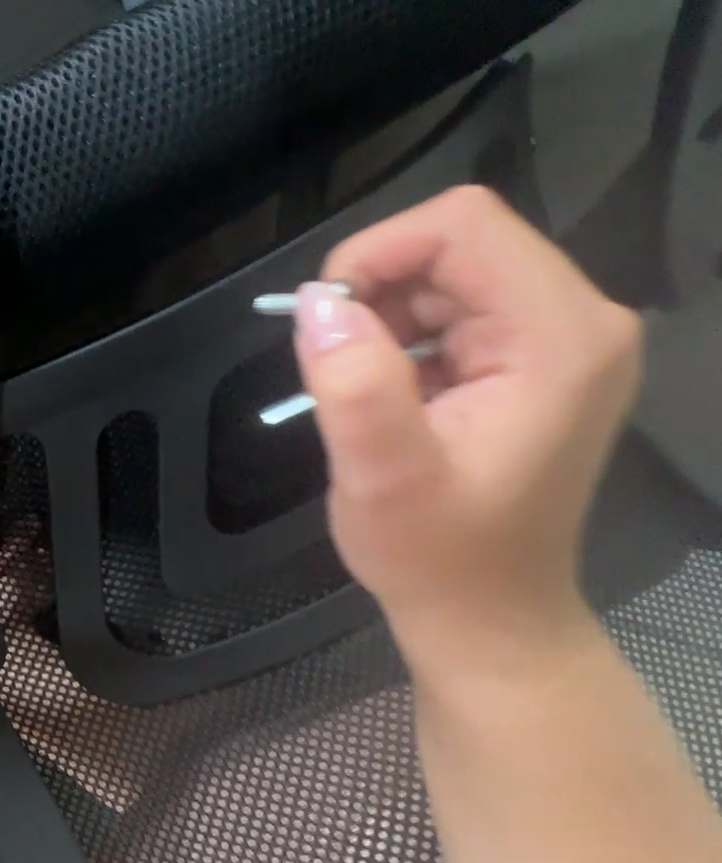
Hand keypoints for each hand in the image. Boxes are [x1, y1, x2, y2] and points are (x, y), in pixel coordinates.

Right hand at [293, 186, 642, 643]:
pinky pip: (454, 310)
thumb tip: (313, 305)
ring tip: (361, 391)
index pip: (461, 226)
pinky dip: (400, 339)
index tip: (321, 325)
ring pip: (448, 274)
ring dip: (382, 319)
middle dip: (374, 292)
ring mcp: (559, 339)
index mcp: (557, 337)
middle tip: (335, 369)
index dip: (374, 256)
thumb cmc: (434, 551)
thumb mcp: (382, 476)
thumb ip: (354, 384)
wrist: (484, 608)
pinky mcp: (533, 360)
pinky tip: (389, 395)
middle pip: (457, 244)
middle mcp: (576, 321)